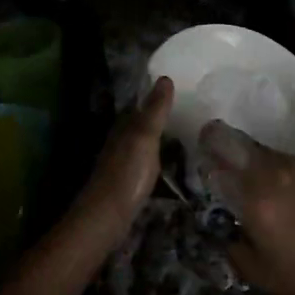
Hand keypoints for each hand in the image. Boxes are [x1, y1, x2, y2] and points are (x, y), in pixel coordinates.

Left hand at [65, 77, 173, 241]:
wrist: (107, 217)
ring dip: (158, 139)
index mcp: (123, 128)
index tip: (178, 89)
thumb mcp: (144, 138)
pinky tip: (168, 164)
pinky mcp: (126, 184)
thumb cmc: (127, 174)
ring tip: (184, 136)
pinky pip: (144, 163)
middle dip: (158, 118)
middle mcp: (119, 142)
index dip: (155, 97)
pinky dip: (156, 159)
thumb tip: (164, 77)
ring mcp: (121, 164)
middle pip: (139, 124)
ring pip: (141, 144)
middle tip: (187, 112)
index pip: (138, 105)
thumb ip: (155, 110)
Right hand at [198, 120, 294, 294]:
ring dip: (238, 150)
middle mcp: (270, 173)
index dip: (200, 162)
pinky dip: (259, 159)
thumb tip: (222, 230)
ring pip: (254, 146)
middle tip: (203, 145)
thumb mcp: (259, 273)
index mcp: (254, 198)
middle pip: (233, 141)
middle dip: (214, 140)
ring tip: (230, 165)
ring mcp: (291, 166)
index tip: (191, 164)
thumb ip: (233, 248)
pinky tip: (260, 178)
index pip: (215, 167)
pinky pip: (272, 155)